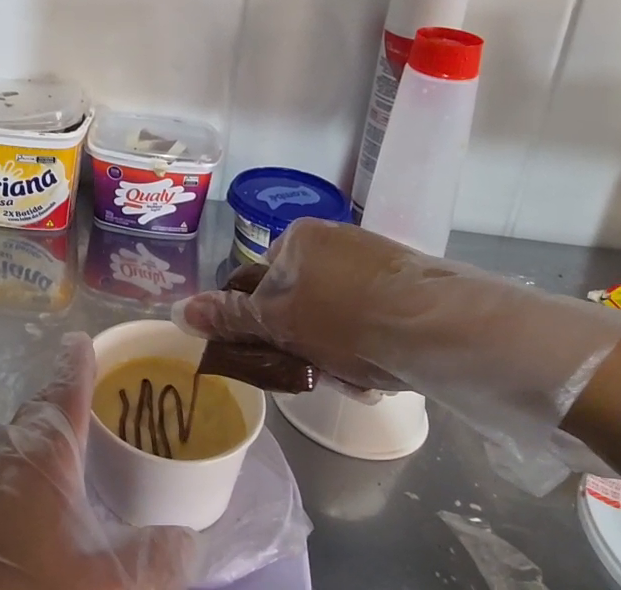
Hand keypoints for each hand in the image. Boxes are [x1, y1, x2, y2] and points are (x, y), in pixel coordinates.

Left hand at [0, 332, 195, 589]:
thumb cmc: (41, 585)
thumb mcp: (117, 582)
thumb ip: (160, 554)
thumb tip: (187, 537)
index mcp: (43, 450)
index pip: (65, 389)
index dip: (78, 363)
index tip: (80, 340)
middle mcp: (2, 453)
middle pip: (35, 416)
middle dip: (59, 408)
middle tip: (87, 409)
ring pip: (9, 448)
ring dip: (35, 447)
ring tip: (62, 459)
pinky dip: (13, 479)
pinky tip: (26, 507)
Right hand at [174, 219, 419, 392]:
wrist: (443, 329)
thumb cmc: (345, 319)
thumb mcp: (277, 322)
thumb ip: (228, 318)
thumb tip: (176, 311)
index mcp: (299, 237)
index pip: (262, 280)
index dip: (263, 321)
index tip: (276, 352)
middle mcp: (337, 240)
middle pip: (301, 301)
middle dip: (304, 344)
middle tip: (316, 375)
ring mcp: (378, 261)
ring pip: (338, 317)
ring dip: (337, 354)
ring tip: (354, 383)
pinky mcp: (413, 287)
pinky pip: (373, 320)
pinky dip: (370, 348)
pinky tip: (381, 376)